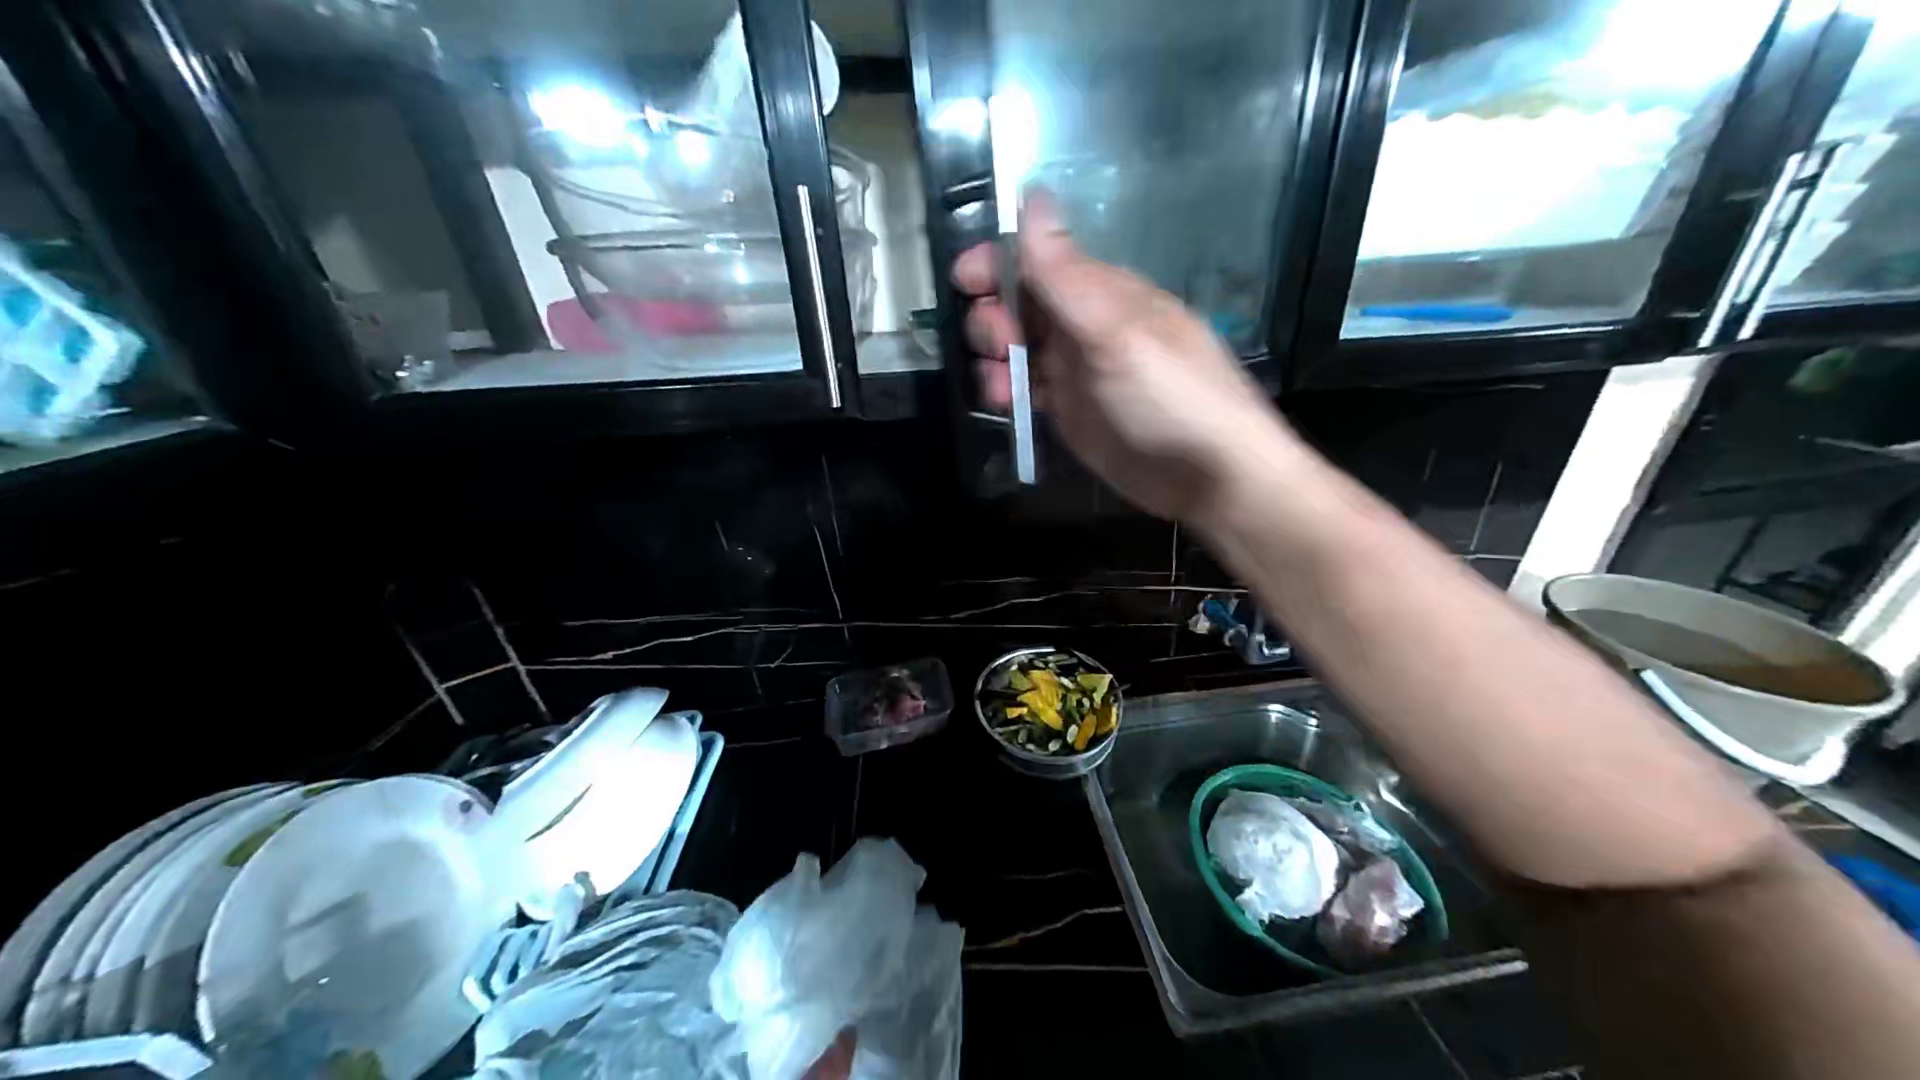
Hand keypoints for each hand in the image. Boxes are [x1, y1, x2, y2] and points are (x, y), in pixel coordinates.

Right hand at [953, 195, 1296, 522]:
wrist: (1209, 477)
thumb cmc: (1170, 396)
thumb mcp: (1116, 332)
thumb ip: (1067, 274)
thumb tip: (1032, 196)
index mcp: (1102, 292)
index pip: (1039, 260)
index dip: (998, 262)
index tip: (965, 280)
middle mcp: (1085, 326)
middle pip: (1021, 305)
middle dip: (995, 318)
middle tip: (999, 346)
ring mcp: (1076, 371)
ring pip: (1018, 350)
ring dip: (995, 359)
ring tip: (998, 386)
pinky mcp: (1070, 412)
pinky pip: (1026, 391)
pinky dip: (1007, 393)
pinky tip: (1004, 404)